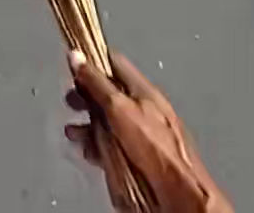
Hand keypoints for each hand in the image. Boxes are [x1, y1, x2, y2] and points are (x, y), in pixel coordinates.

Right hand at [65, 49, 232, 212]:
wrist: (182, 198)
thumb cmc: (153, 148)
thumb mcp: (118, 108)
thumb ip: (96, 82)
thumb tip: (76, 55)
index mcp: (144, 90)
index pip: (113, 62)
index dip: (91, 61)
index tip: (72, 66)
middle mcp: (146, 108)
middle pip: (109, 92)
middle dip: (86, 97)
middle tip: (71, 103)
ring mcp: (146, 134)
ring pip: (110, 121)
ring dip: (89, 125)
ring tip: (74, 134)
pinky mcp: (144, 158)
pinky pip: (117, 145)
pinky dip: (100, 146)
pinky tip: (90, 153)